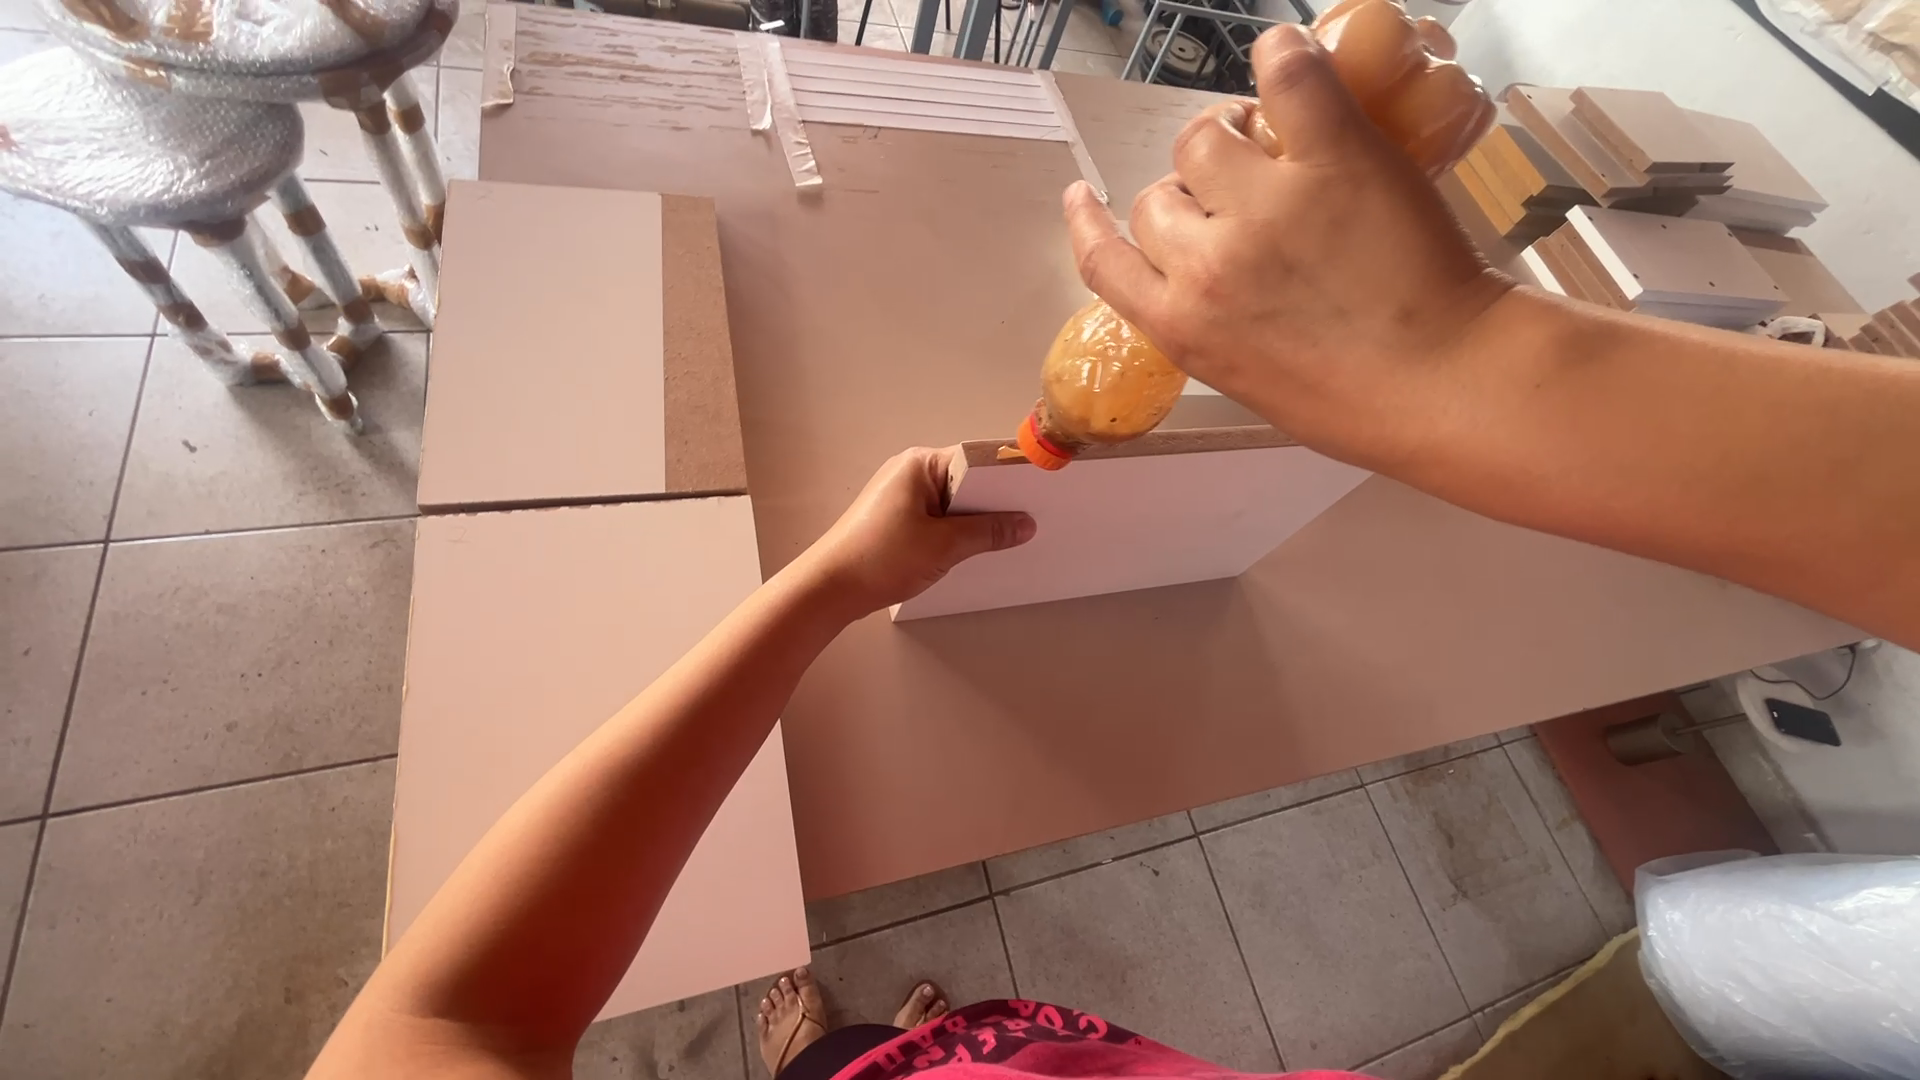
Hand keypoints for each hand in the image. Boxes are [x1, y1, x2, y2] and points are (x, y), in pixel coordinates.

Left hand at [798, 447, 1035, 615]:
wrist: (829, 589)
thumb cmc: (882, 557)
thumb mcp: (943, 546)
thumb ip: (988, 532)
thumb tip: (1025, 524)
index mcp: (920, 464)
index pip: (976, 459)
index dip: (1008, 477)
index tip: (1038, 493)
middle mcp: (910, 472)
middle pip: (966, 481)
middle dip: (994, 504)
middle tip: (1031, 521)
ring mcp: (901, 496)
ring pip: (953, 504)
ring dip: (974, 522)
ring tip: (1007, 540)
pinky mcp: (896, 519)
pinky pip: (937, 519)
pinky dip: (955, 533)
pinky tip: (972, 551)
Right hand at [1064, 24, 1511, 470]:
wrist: (1435, 384)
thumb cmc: (1339, 400)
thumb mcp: (1237, 374)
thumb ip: (1201, 320)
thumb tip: (1199, 272)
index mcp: (1177, 325)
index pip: (1102, 261)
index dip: (1086, 223)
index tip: (1082, 197)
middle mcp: (1203, 264)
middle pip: (1155, 198)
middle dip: (1184, 195)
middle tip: (1230, 192)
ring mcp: (1263, 208)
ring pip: (1202, 140)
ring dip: (1222, 137)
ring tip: (1263, 139)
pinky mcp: (1331, 160)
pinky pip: (1287, 81)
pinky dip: (1279, 58)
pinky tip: (1280, 57)